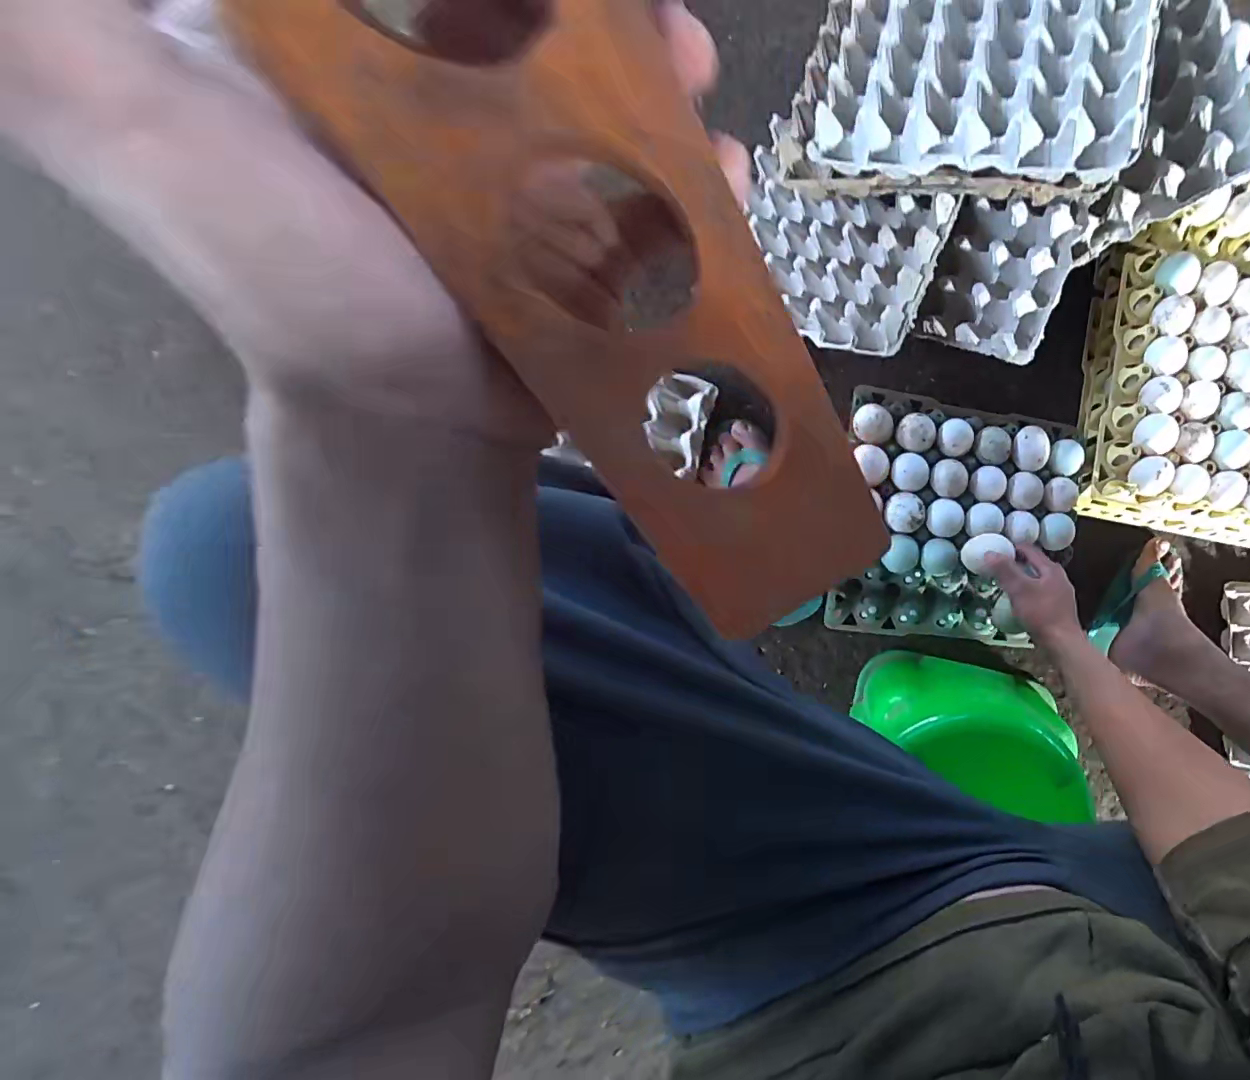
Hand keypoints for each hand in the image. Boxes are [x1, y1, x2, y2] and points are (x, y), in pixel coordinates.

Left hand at [0, 0, 749, 446]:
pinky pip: (665, 208)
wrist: (415, 418)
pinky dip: (706, 187)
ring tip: (698, 74)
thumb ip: (65, 15)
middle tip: (661, 18)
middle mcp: (471, 121)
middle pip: (559, 43)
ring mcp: (552, 194)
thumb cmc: (290, 282)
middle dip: (616, 18)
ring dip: (671, 89)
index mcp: (373, 68)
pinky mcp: (606, 258)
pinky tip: (725, 172)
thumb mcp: (118, 116)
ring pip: (624, 118)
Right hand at [982, 544, 1082, 648]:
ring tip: (1006, 585)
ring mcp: (1061, 594)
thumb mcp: (1019, 589)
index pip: (1030, 549)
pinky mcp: (1059, 609)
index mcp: (1051, 569)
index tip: (996, 551)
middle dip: (1016, 564)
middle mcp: (1059, 578)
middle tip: (998, 568)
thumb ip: (1005, 570)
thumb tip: (990, 552)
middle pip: (1034, 564)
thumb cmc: (1041, 614)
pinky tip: (1020, 603)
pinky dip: (1029, 594)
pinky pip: (1041, 594)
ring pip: (1038, 580)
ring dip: (1022, 580)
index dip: (1012, 548)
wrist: (1062, 644)